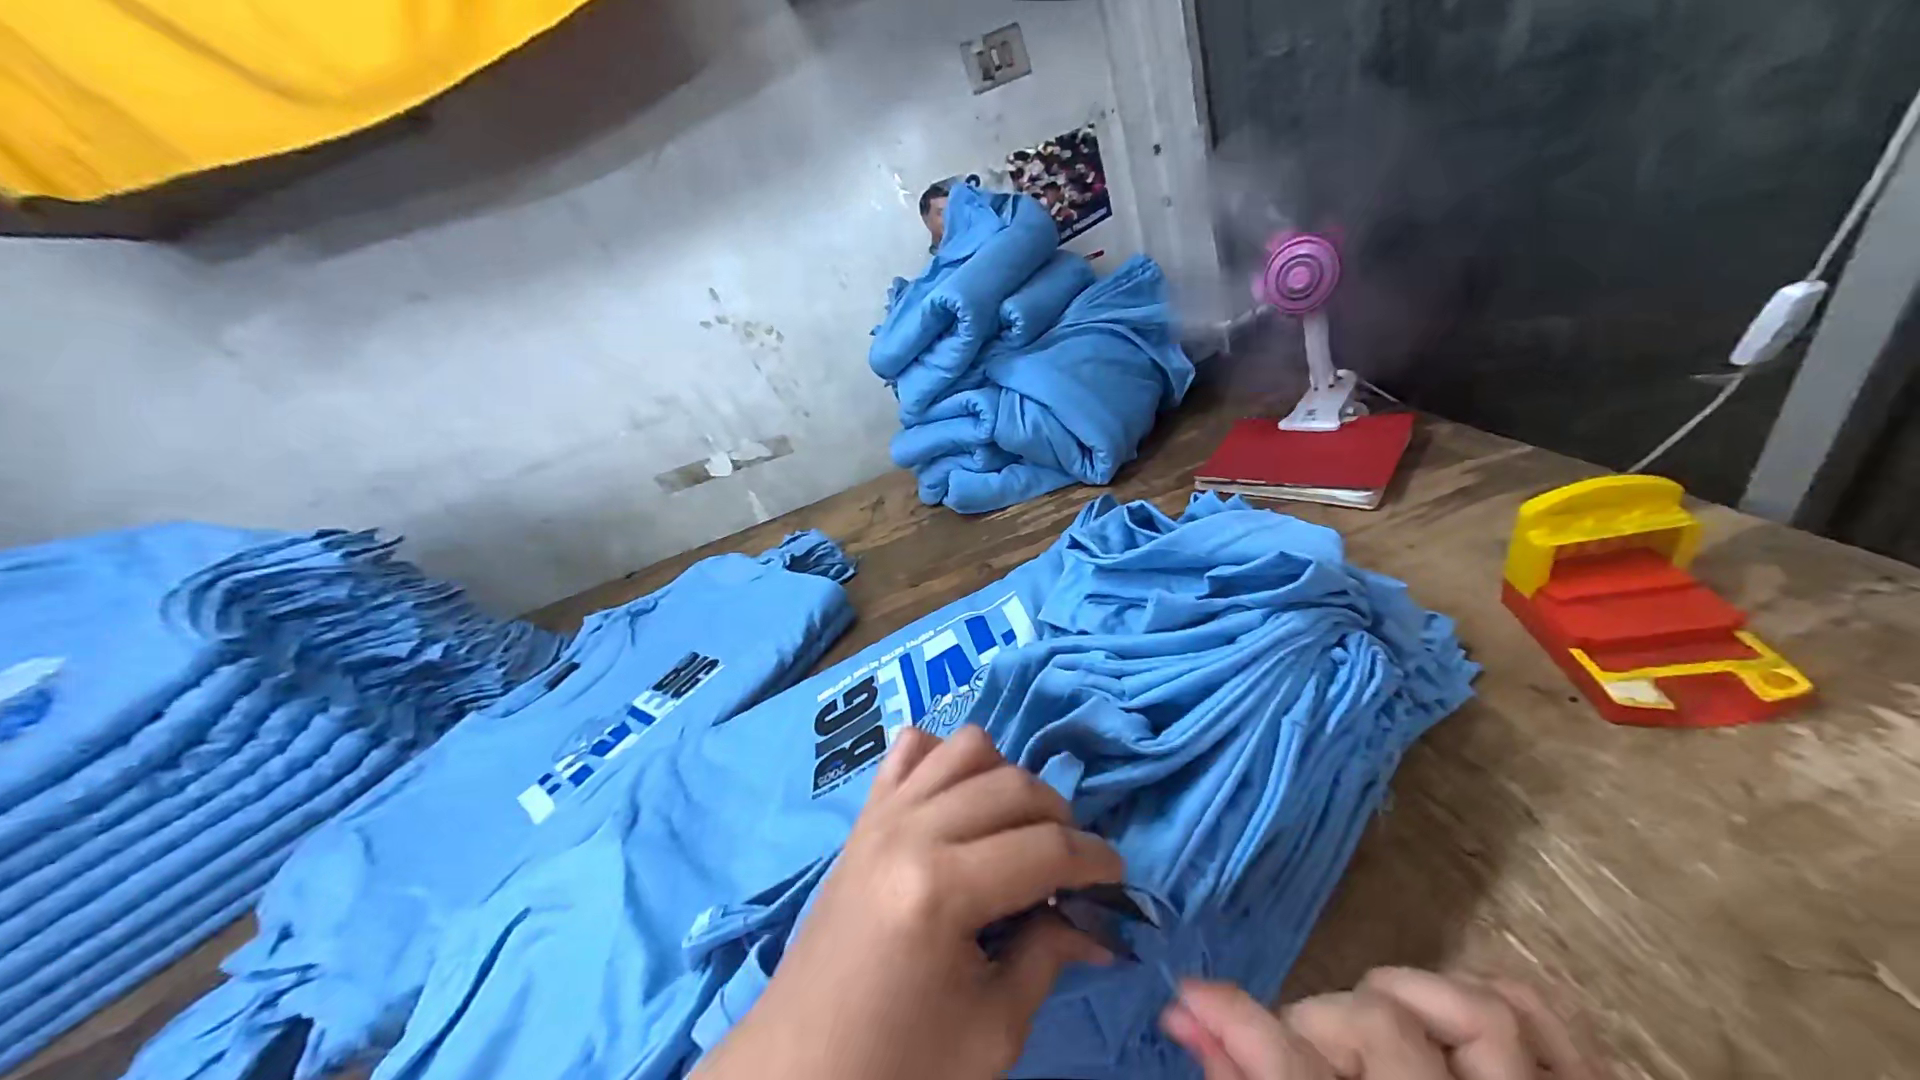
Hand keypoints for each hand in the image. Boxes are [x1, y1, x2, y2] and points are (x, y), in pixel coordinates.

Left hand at [696, 725, 1123, 1079]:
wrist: (800, 1068)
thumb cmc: (898, 1064)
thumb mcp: (992, 1029)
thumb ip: (1047, 956)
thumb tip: (1096, 925)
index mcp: (942, 889)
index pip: (1047, 848)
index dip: (1097, 862)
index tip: (1118, 883)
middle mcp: (910, 831)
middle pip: (1014, 786)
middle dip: (1061, 820)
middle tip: (1072, 868)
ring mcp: (881, 815)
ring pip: (967, 747)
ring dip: (1009, 780)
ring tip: (1018, 831)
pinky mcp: (863, 817)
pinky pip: (910, 750)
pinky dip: (947, 759)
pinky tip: (960, 800)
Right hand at [1163, 968, 1608, 1078]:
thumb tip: (1188, 1020)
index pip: (1297, 1074)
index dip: (1236, 1025)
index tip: (1188, 994)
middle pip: (1373, 1024)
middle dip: (1314, 1024)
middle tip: (1296, 1046)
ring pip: (1464, 1006)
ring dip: (1399, 1000)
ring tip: (1372, 1031)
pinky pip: (1529, 1006)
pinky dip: (1477, 994)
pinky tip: (1441, 1019)